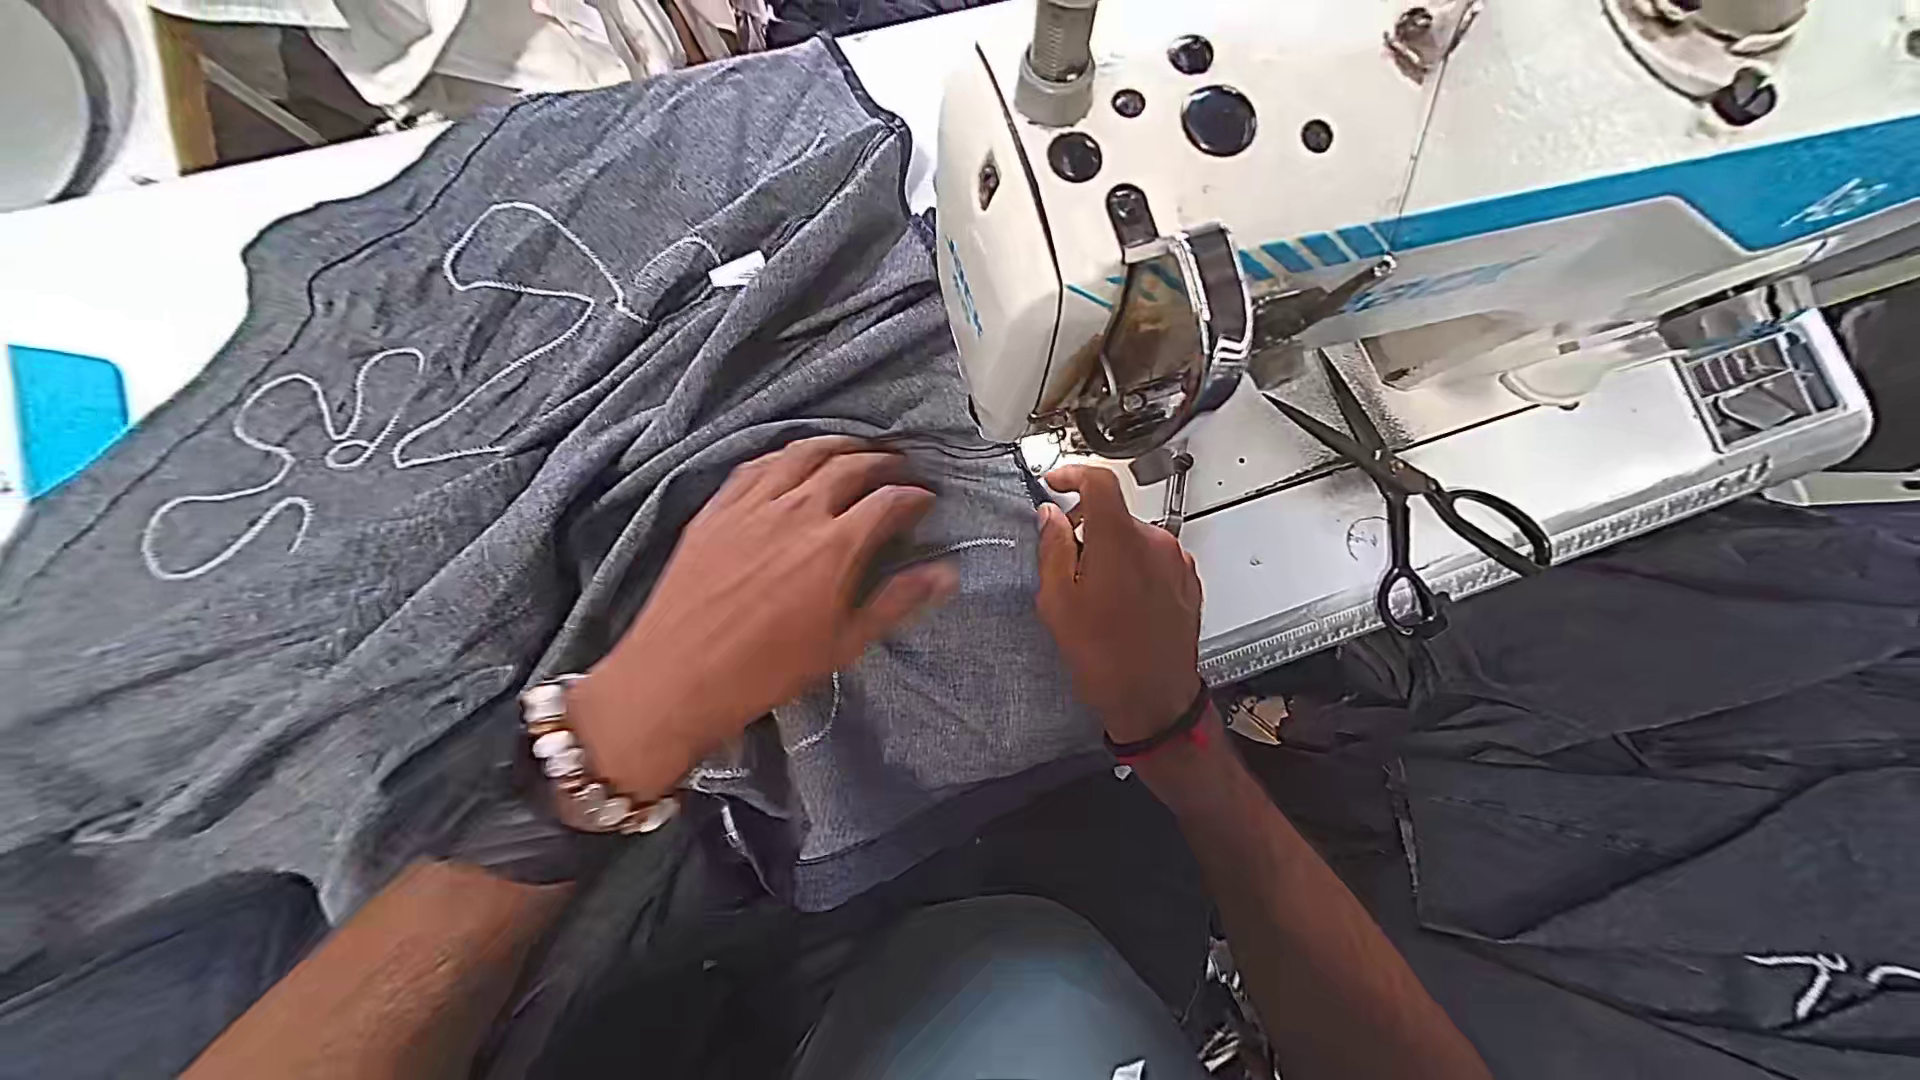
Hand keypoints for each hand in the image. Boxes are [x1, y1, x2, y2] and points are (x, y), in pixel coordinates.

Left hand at [569, 436, 958, 799]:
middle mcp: (796, 513)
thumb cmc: (769, 669)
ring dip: (837, 446)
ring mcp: (752, 506)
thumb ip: (897, 600)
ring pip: (802, 454)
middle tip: (899, 466)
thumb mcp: (845, 642)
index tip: (925, 499)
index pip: (888, 501)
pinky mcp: (717, 510)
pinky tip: (793, 459)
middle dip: (883, 461)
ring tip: (856, 448)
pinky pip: (756, 465)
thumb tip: (947, 574)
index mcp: (834, 547)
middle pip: (849, 466)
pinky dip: (785, 455)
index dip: (913, 496)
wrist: (679, 677)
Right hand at [1035, 465, 1204, 743]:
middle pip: (1113, 512)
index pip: (1098, 480)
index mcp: (1118, 541)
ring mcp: (1175, 562)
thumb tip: (1050, 518)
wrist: (1153, 699)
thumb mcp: (1057, 602)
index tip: (1057, 482)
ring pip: (1133, 535)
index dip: (1072, 474)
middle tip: (1067, 561)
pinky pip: (1153, 556)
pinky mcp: (1187, 580)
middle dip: (1086, 526)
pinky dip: (1133, 565)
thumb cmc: (1107, 659)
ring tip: (1096, 592)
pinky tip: (1120, 601)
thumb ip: (1052, 548)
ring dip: (1110, 549)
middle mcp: (1153, 543)